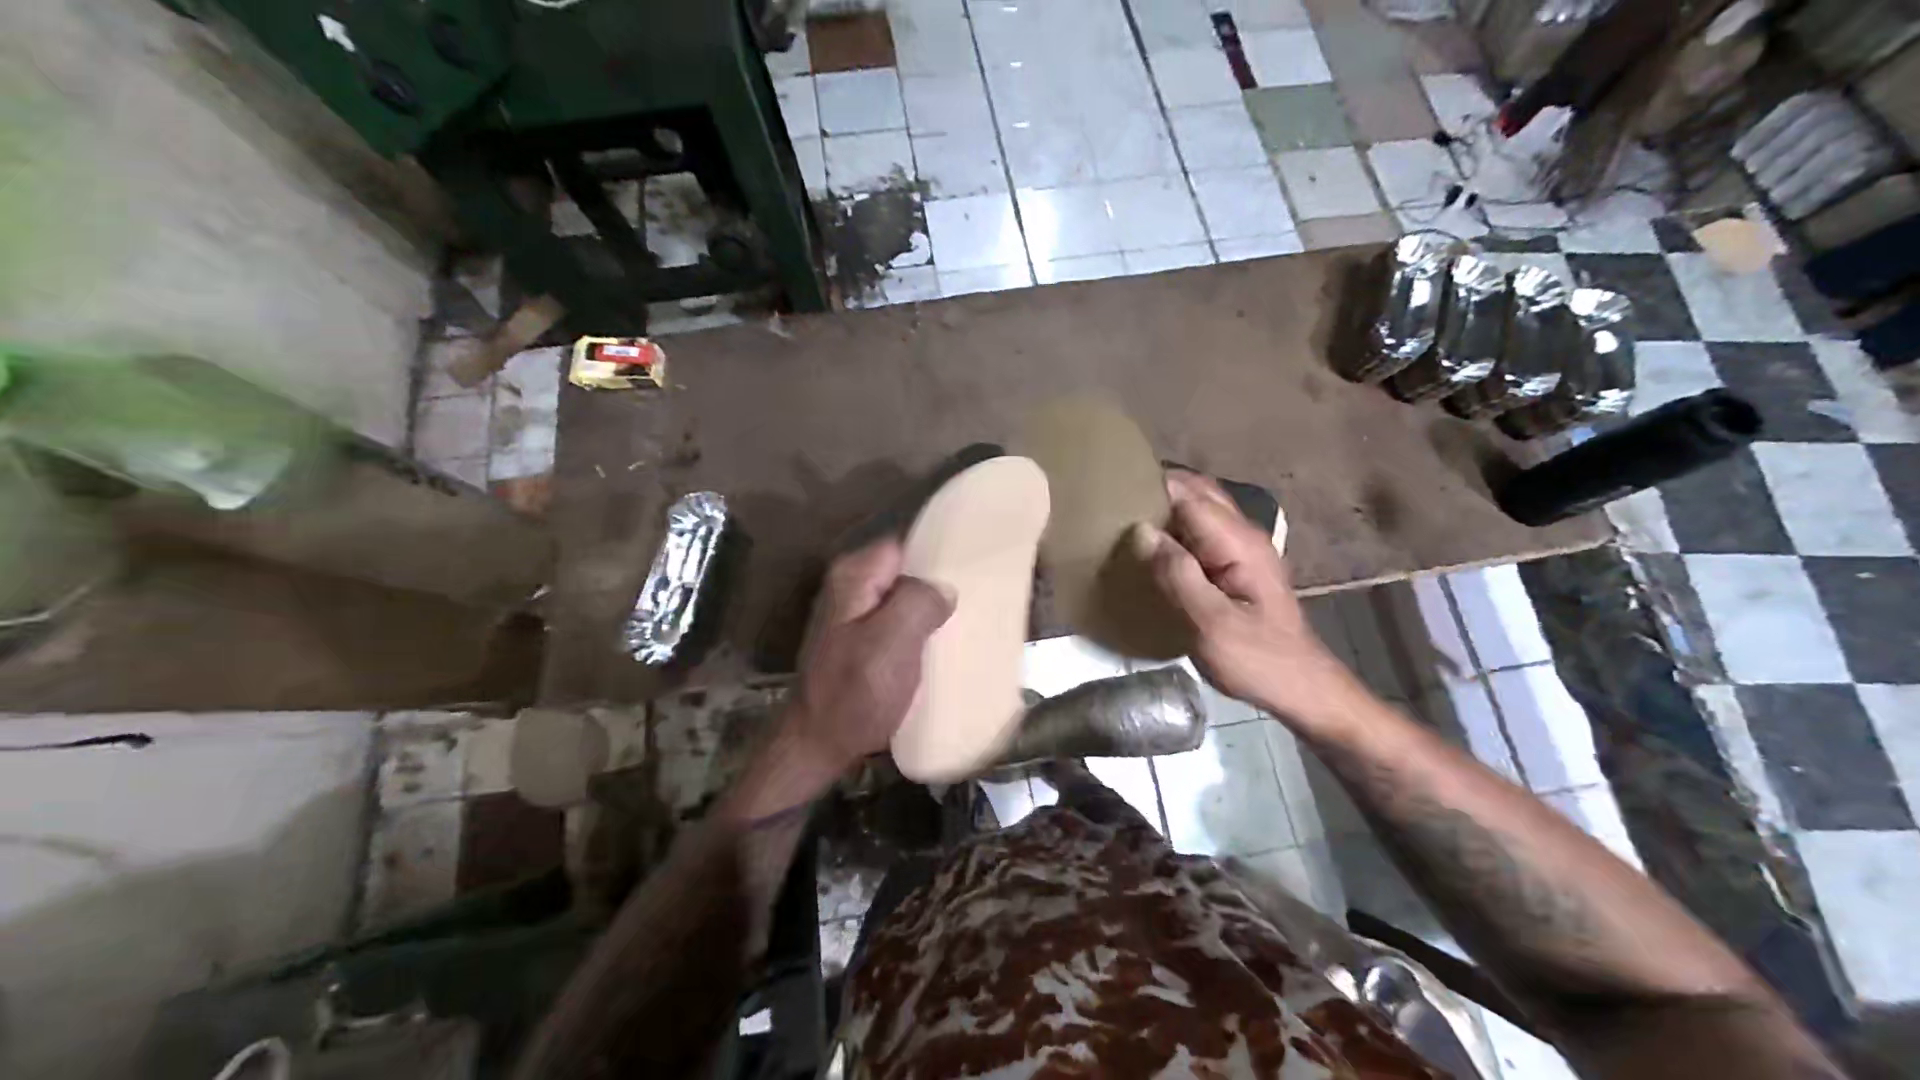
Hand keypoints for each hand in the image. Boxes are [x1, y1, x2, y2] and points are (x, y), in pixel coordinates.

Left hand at [786, 539, 954, 774]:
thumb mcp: (891, 645)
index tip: (971, 571)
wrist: (817, 745)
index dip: (937, 556)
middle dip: (937, 586)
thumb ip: (918, 603)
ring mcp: (854, 616)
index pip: (905, 546)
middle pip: (905, 572)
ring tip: (963, 623)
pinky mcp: (860, 641)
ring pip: (904, 599)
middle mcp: (850, 588)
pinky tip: (939, 646)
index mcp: (855, 577)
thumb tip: (943, 588)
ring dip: (930, 612)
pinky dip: (918, 632)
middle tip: (975, 601)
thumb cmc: (855, 695)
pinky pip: (898, 623)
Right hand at [1132, 471, 1354, 723]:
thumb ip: (1177, 575)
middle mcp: (1243, 534)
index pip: (1189, 495)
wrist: (1300, 688)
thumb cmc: (1256, 659)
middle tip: (1112, 503)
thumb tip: (1141, 530)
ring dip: (1166, 506)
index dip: (1151, 487)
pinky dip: (1175, 527)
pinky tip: (1151, 546)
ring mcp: (1243, 548)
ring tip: (1124, 519)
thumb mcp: (1212, 625)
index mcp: (1238, 542)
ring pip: (1200, 509)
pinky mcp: (1237, 565)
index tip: (1112, 493)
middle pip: (1198, 492)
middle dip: (1157, 488)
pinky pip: (1201, 531)